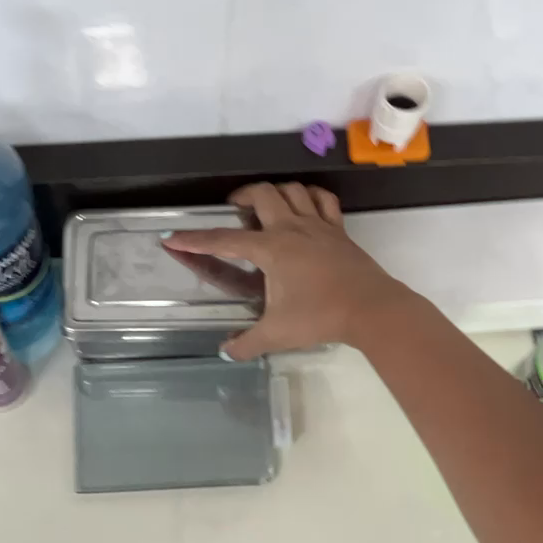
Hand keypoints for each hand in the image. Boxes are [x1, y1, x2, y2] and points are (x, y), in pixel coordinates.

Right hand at [162, 182, 416, 359]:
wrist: (370, 309)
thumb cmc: (319, 317)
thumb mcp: (276, 334)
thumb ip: (247, 343)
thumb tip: (225, 352)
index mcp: (271, 249)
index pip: (225, 240)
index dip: (195, 240)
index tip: (172, 237)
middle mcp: (292, 228)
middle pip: (263, 194)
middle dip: (241, 196)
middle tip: (232, 209)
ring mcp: (319, 226)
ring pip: (293, 190)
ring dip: (275, 191)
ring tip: (265, 205)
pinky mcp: (340, 231)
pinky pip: (323, 200)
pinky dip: (309, 196)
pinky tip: (304, 205)